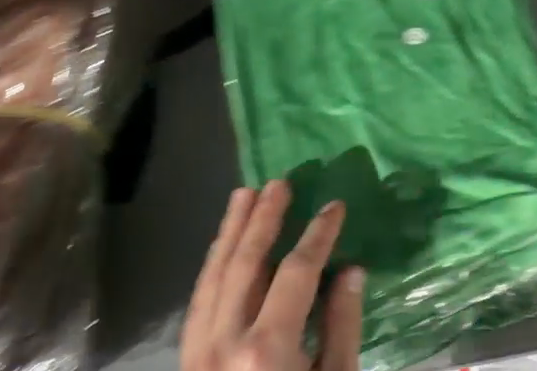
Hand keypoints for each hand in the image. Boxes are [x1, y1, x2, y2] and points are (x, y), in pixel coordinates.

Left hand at [181, 180, 365, 370]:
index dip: (318, 235)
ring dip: (230, 232)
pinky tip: (222, 249)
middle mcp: (225, 342)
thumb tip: (350, 271)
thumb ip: (341, 327)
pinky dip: (212, 268)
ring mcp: (198, 354)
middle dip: (263, 219)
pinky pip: (197, 303)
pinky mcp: (186, 363)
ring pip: (213, 278)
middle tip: (279, 183)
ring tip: (244, 195)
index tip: (334, 206)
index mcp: (267, 348)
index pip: (295, 272)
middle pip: (244, 265)